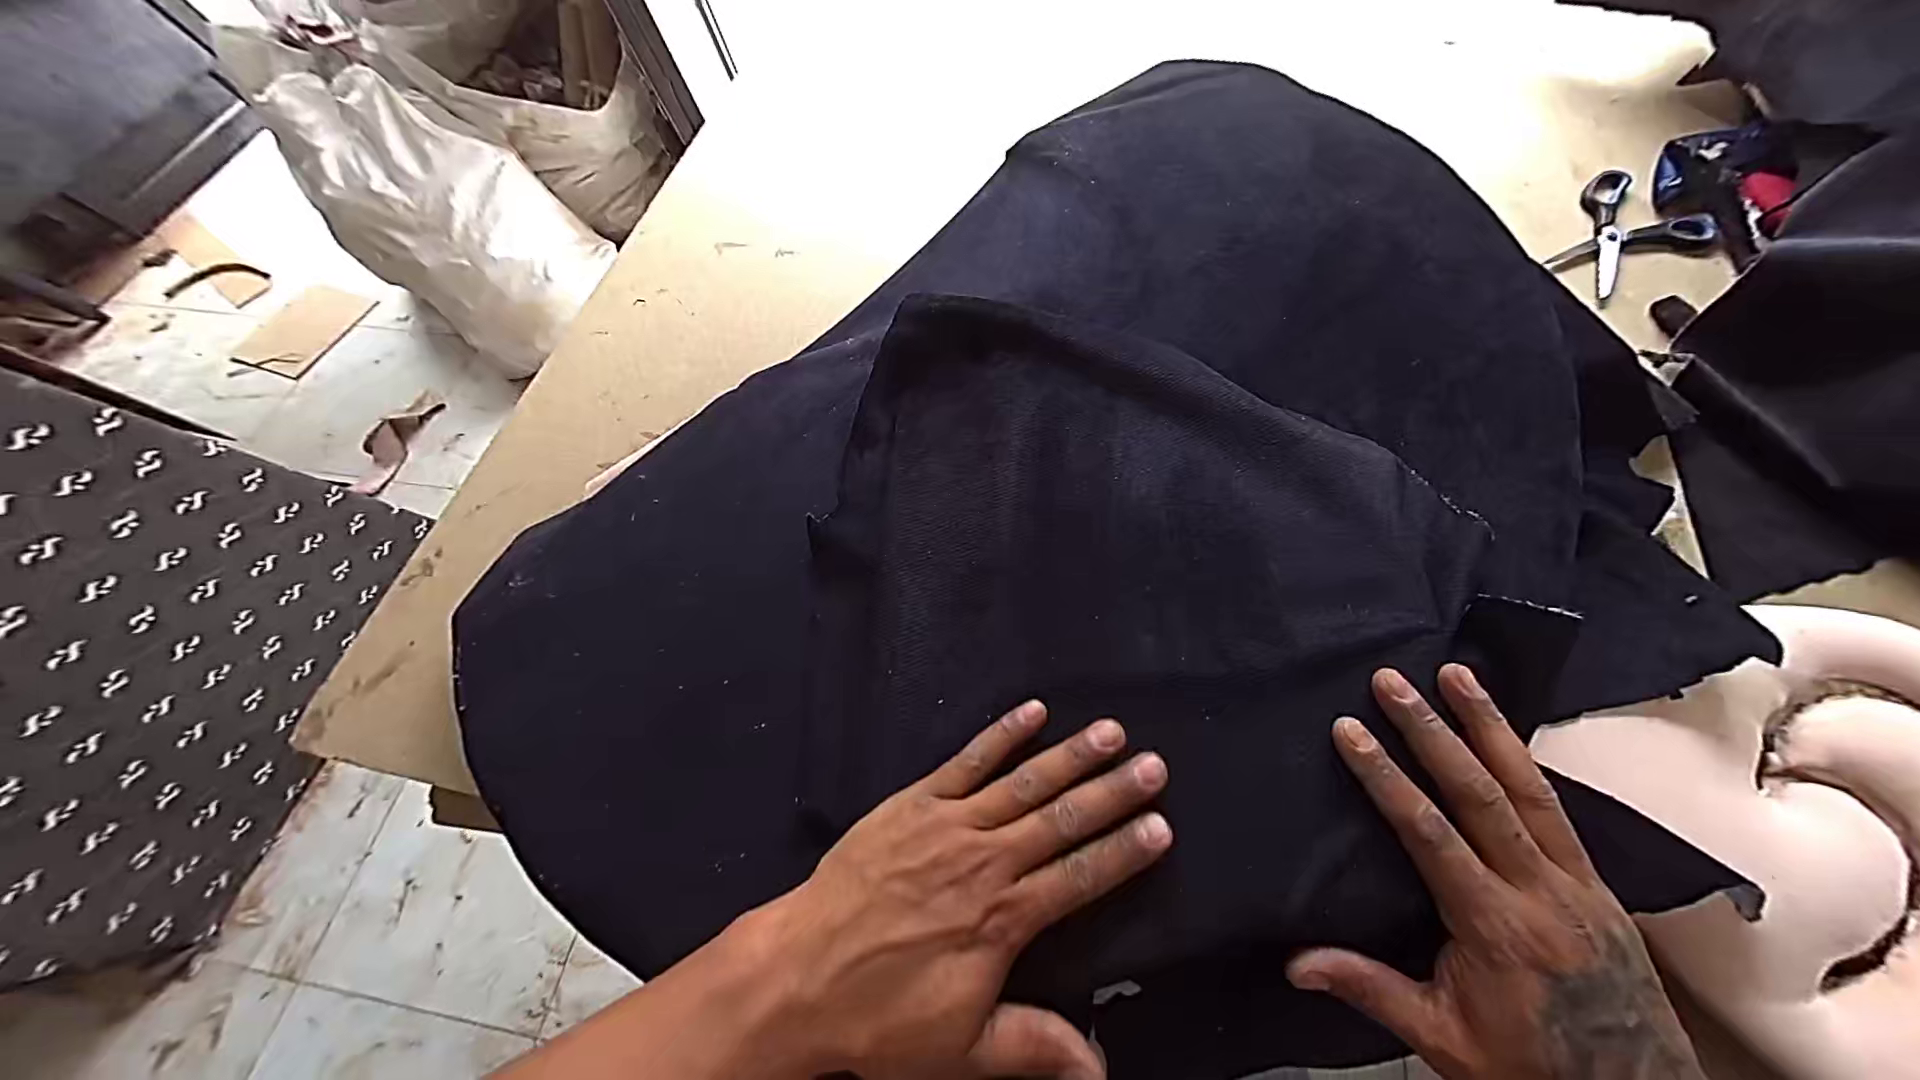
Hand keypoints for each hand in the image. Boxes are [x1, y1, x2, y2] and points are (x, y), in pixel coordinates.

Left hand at [745, 700, 1172, 1078]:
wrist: (802, 971)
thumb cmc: (882, 1011)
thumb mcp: (963, 1048)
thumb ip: (1035, 1046)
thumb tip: (1100, 1067)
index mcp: (1003, 917)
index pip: (1080, 876)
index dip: (1125, 851)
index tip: (1162, 827)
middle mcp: (986, 859)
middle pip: (1063, 819)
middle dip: (1113, 792)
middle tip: (1154, 767)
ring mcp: (951, 822)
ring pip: (1024, 782)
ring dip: (1071, 755)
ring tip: (1110, 733)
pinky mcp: (917, 800)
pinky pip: (967, 760)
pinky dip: (1002, 735)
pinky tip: (1031, 712)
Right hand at [1288, 666, 1704, 1079]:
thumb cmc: (1534, 1068)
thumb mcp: (1444, 1039)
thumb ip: (1369, 989)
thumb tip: (1294, 963)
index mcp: (1497, 926)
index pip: (1429, 833)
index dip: (1386, 778)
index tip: (1350, 731)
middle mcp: (1542, 892)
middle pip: (1480, 794)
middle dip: (1431, 731)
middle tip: (1393, 682)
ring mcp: (1579, 883)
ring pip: (1529, 787)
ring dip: (1488, 725)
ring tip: (1457, 674)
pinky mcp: (1597, 882)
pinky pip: (1557, 807)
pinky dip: (1525, 759)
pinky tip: (1502, 729)